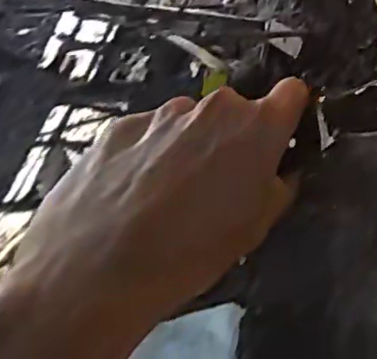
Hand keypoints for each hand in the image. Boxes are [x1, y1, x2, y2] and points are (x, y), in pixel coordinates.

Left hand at [0, 80, 308, 357]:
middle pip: (236, 109)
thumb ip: (281, 182)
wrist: (83, 285)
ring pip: (188, 120)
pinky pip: (145, 132)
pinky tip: (127, 193)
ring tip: (162, 193)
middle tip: (214, 179)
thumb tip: (281, 170)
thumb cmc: (186, 255)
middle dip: (230, 136)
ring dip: (185, 143)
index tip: (279, 134)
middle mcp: (218, 107)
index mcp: (260, 125)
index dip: (287, 112)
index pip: (293, 91)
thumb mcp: (257, 225)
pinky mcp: (117, 130)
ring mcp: (164, 115)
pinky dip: (143, 154)